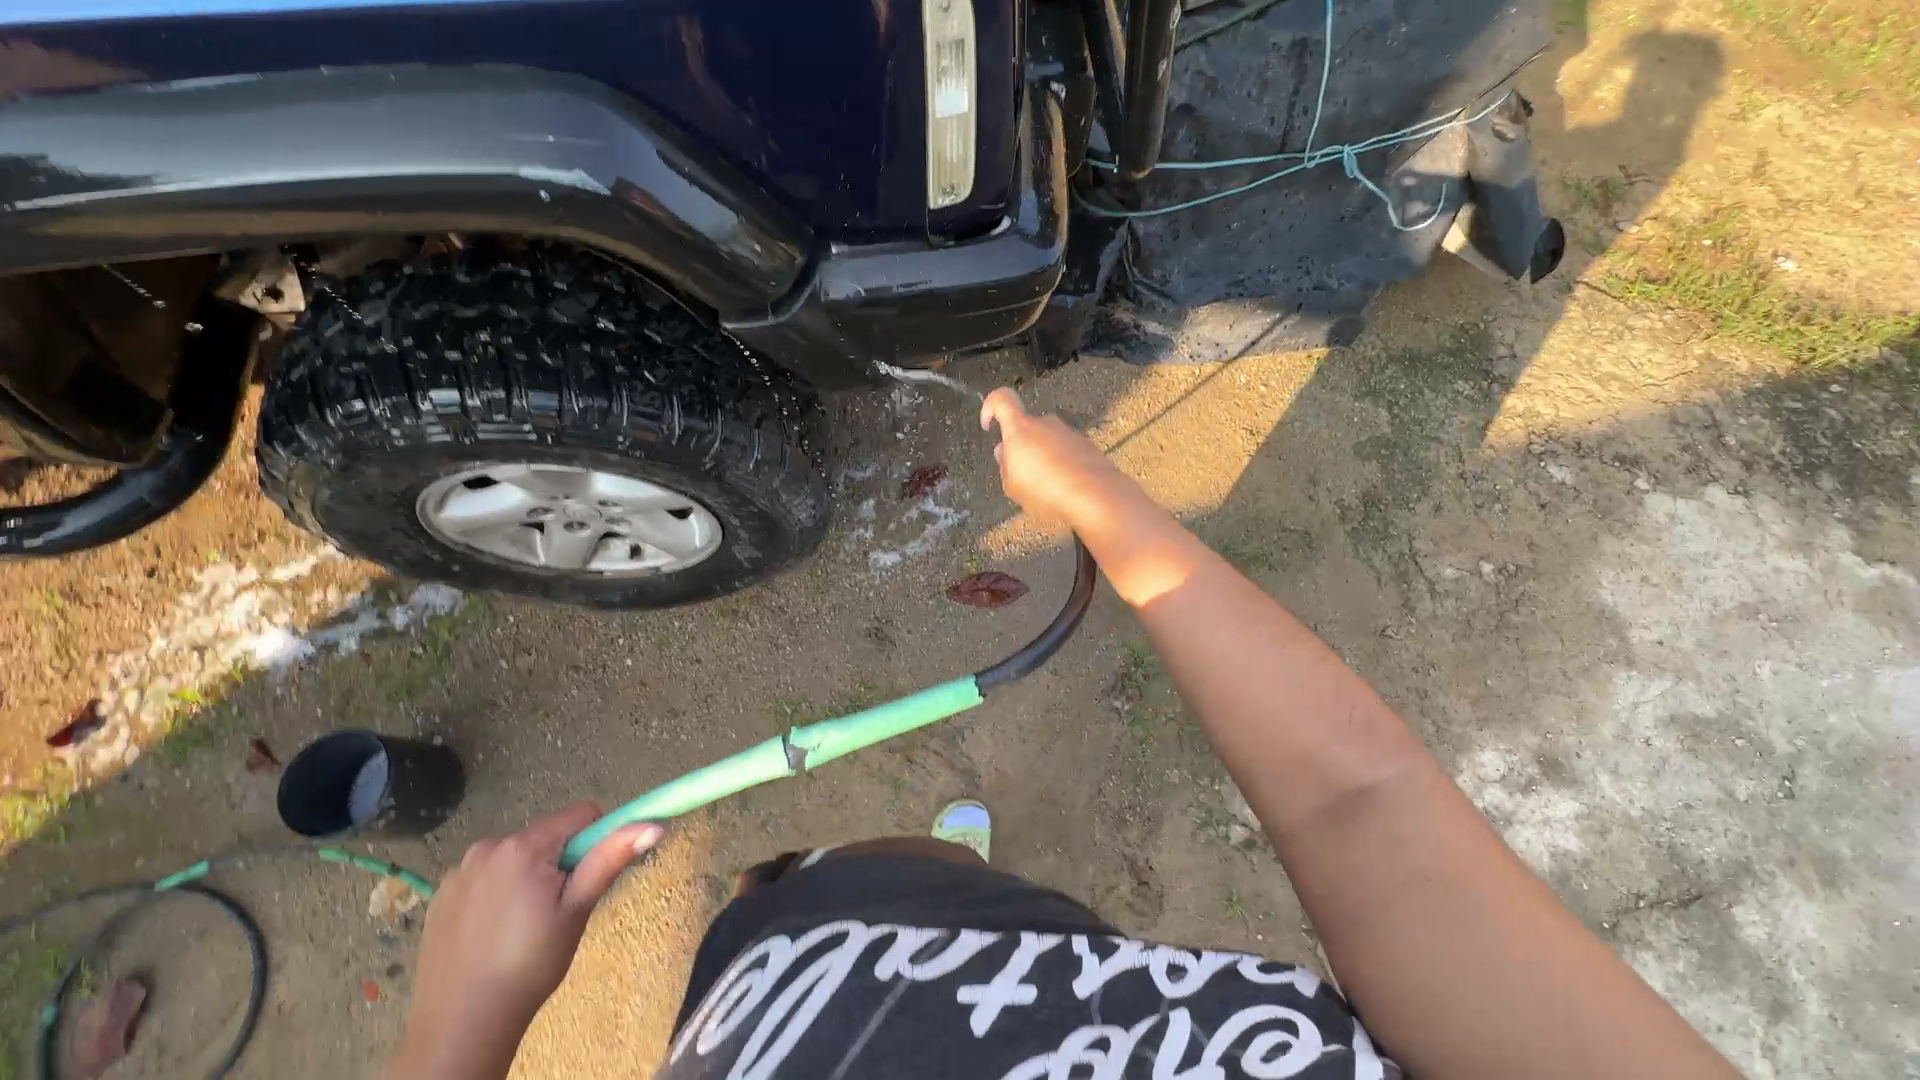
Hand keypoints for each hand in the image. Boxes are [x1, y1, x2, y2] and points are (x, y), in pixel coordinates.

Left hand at [385, 805, 663, 1079]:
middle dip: (558, 863)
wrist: (462, 1023)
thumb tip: (653, 824)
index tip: (586, 880)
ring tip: (523, 926)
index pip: (580, 815)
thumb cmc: (530, 963)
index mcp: (523, 846)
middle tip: (556, 910)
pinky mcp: (439, 895)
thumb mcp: (578, 909)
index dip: (595, 842)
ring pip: (514, 857)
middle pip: (545, 837)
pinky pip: (484, 877)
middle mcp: (486, 846)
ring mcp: (458, 871)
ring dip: (526, 877)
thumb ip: (610, 859)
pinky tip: (493, 933)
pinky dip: (496, 893)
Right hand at [980, 387, 1137, 527]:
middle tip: (1021, 475)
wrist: (1095, 495)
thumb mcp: (1012, 485)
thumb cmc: (1045, 489)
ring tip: (1045, 487)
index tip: (988, 426)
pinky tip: (1064, 487)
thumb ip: (1004, 465)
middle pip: (1025, 427)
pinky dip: (1060, 463)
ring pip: (1046, 440)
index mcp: (1020, 428)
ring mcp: (1068, 432)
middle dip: (1020, 447)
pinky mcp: (1086, 445)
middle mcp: (1045, 423)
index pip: (1001, 398)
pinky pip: (1065, 450)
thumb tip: (1004, 451)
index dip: (990, 406)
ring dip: (1041, 457)